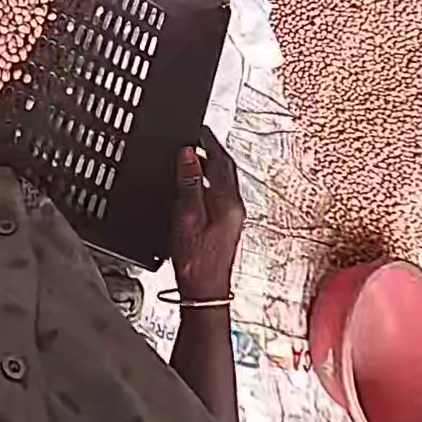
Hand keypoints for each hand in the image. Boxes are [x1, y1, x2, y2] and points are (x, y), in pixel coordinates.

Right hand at [171, 128, 246, 300]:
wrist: (204, 291)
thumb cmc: (196, 260)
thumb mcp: (186, 216)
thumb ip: (188, 183)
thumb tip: (187, 154)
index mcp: (228, 201)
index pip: (220, 160)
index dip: (209, 142)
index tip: (199, 129)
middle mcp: (235, 207)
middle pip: (225, 169)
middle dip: (212, 151)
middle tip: (197, 138)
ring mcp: (232, 217)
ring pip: (223, 180)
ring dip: (209, 166)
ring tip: (193, 156)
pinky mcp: (226, 225)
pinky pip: (219, 193)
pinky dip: (208, 181)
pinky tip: (196, 184)